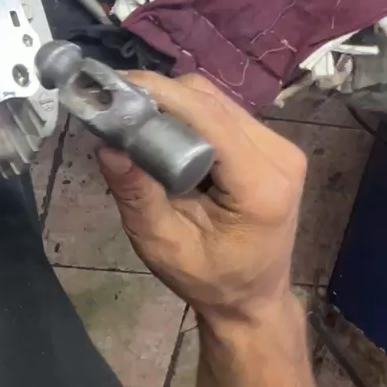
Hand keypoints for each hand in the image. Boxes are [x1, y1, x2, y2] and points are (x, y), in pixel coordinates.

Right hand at [98, 72, 305, 325]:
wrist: (251, 300)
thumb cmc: (208, 279)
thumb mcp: (162, 244)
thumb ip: (137, 194)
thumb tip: (107, 146)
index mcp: (260, 185)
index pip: (207, 116)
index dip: (159, 92)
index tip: (112, 87)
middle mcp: (278, 156)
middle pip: (209, 99)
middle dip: (158, 95)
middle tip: (115, 109)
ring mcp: (279, 147)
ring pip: (213, 98)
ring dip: (170, 101)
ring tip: (133, 119)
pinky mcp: (270, 145)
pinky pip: (219, 110)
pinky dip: (185, 111)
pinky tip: (162, 131)